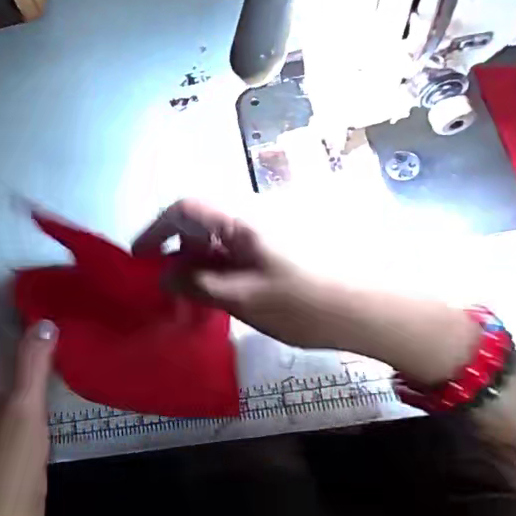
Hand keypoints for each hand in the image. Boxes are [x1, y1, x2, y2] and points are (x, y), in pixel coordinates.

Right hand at [131, 200, 478, 383]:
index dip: (156, 229)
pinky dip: (230, 268)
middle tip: (175, 292)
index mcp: (243, 218)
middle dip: (181, 251)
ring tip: (204, 301)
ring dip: (206, 263)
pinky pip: (248, 248)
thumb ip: (199, 285)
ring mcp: (278, 228)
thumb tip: (164, 276)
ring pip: (226, 237)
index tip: (140, 259)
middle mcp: (258, 213)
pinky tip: (234, 297)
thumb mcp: (244, 299)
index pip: (185, 207)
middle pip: (205, 221)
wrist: (375, 308)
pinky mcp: (293, 244)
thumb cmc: (306, 303)